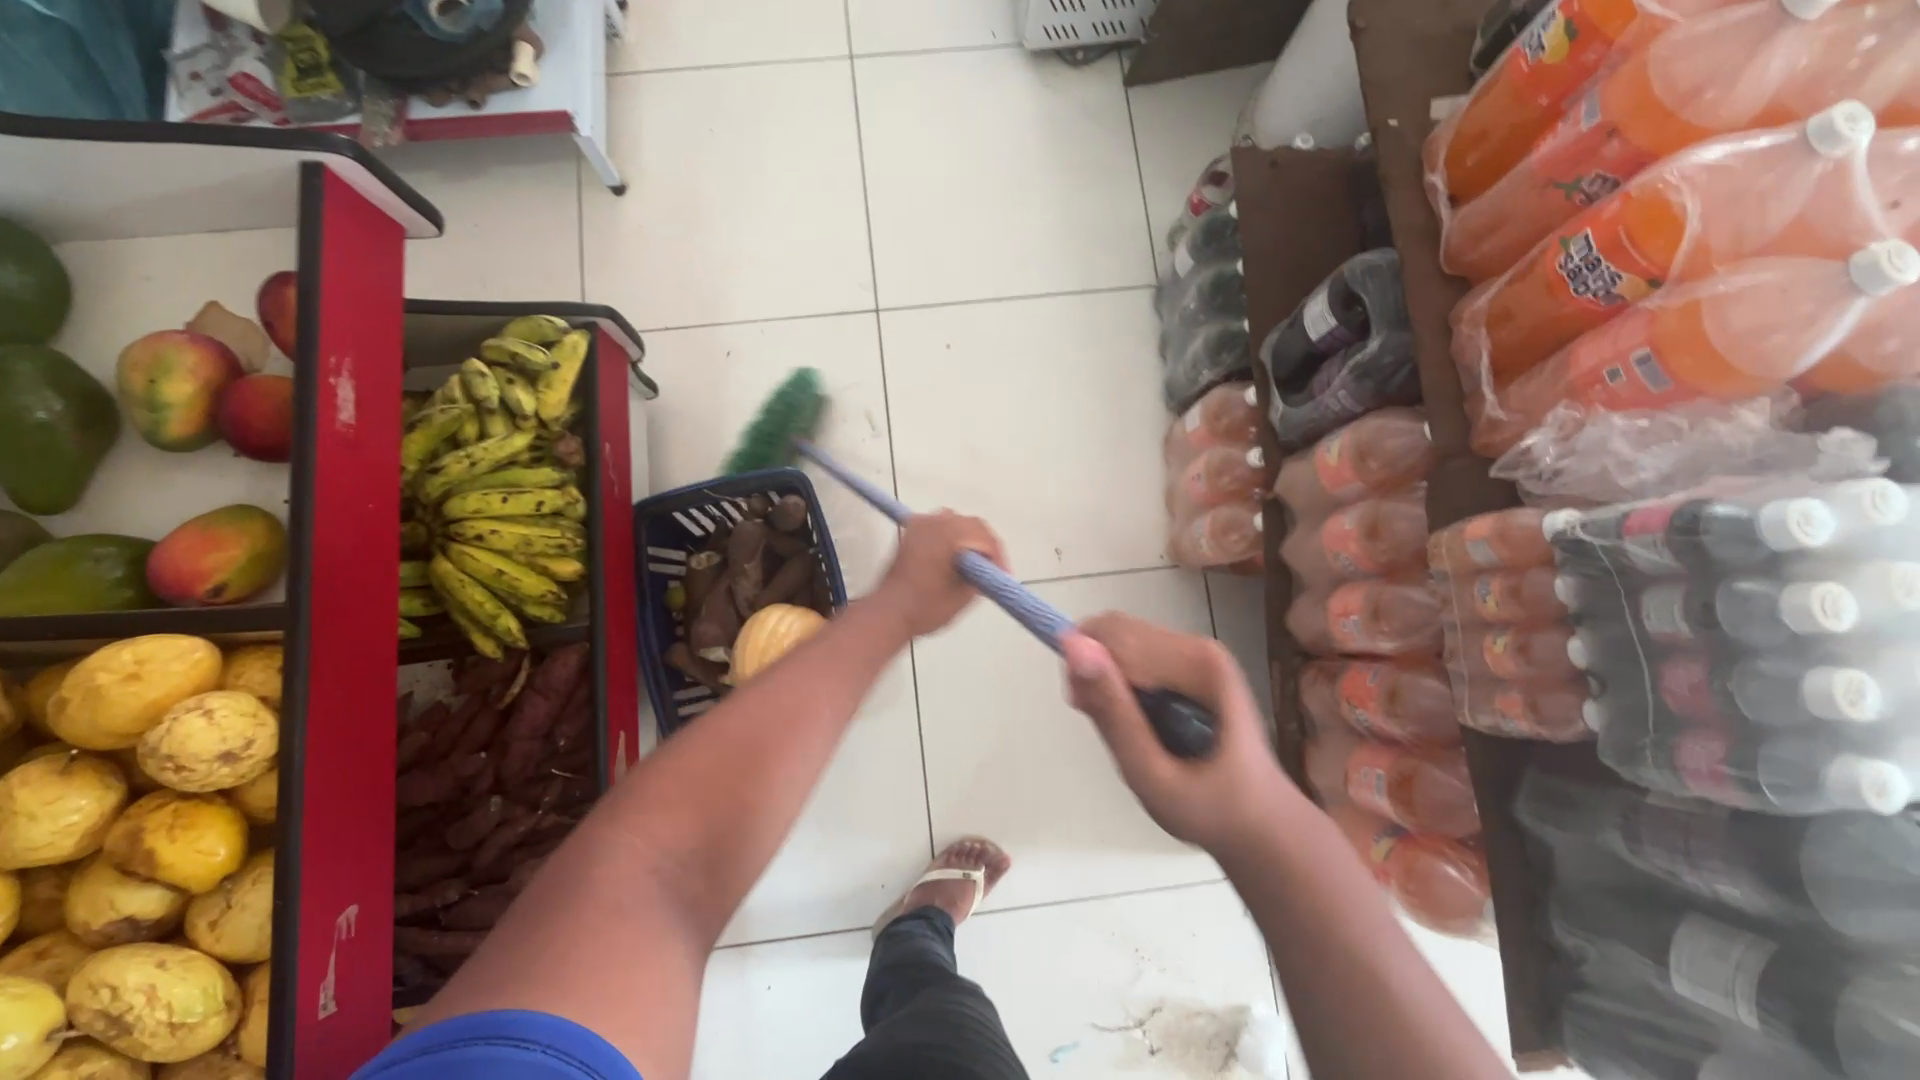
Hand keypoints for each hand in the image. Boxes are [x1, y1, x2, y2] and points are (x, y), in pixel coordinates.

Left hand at [872, 511, 1006, 637]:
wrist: (887, 613)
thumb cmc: (925, 607)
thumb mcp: (963, 596)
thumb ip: (981, 577)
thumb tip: (988, 570)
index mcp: (949, 535)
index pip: (985, 537)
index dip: (998, 556)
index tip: (1004, 575)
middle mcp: (935, 523)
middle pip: (971, 525)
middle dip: (985, 544)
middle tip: (994, 568)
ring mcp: (919, 525)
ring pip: (955, 522)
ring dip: (968, 538)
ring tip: (976, 562)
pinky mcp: (910, 533)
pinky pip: (938, 525)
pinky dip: (950, 536)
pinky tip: (954, 555)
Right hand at [1062, 614, 1292, 851]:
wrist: (1263, 827)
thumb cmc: (1210, 809)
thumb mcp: (1150, 772)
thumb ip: (1112, 709)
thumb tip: (1072, 645)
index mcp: (1199, 666)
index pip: (1114, 635)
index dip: (1086, 668)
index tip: (1084, 712)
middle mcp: (1200, 647)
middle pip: (1119, 632)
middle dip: (1097, 673)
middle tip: (1108, 728)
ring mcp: (1199, 655)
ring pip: (1124, 643)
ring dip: (1109, 683)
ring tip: (1127, 734)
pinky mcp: (1194, 667)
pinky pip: (1138, 658)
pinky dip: (1123, 687)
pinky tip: (1139, 725)